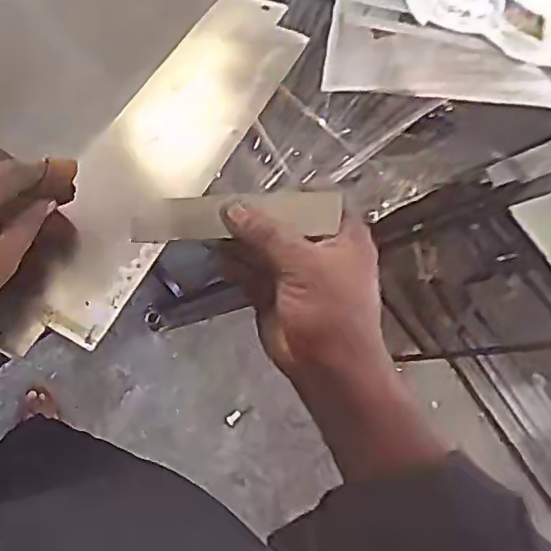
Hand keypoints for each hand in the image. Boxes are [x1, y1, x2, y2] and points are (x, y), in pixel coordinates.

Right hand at [220, 205, 386, 382]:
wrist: (327, 366)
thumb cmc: (331, 310)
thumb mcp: (303, 262)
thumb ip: (266, 233)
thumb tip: (232, 208)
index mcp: (341, 236)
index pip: (317, 201)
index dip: (289, 192)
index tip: (255, 185)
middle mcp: (318, 250)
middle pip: (282, 223)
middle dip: (253, 215)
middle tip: (221, 202)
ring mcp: (292, 272)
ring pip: (261, 246)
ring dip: (237, 237)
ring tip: (208, 221)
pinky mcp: (270, 292)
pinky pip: (247, 269)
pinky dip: (230, 261)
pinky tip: (211, 248)